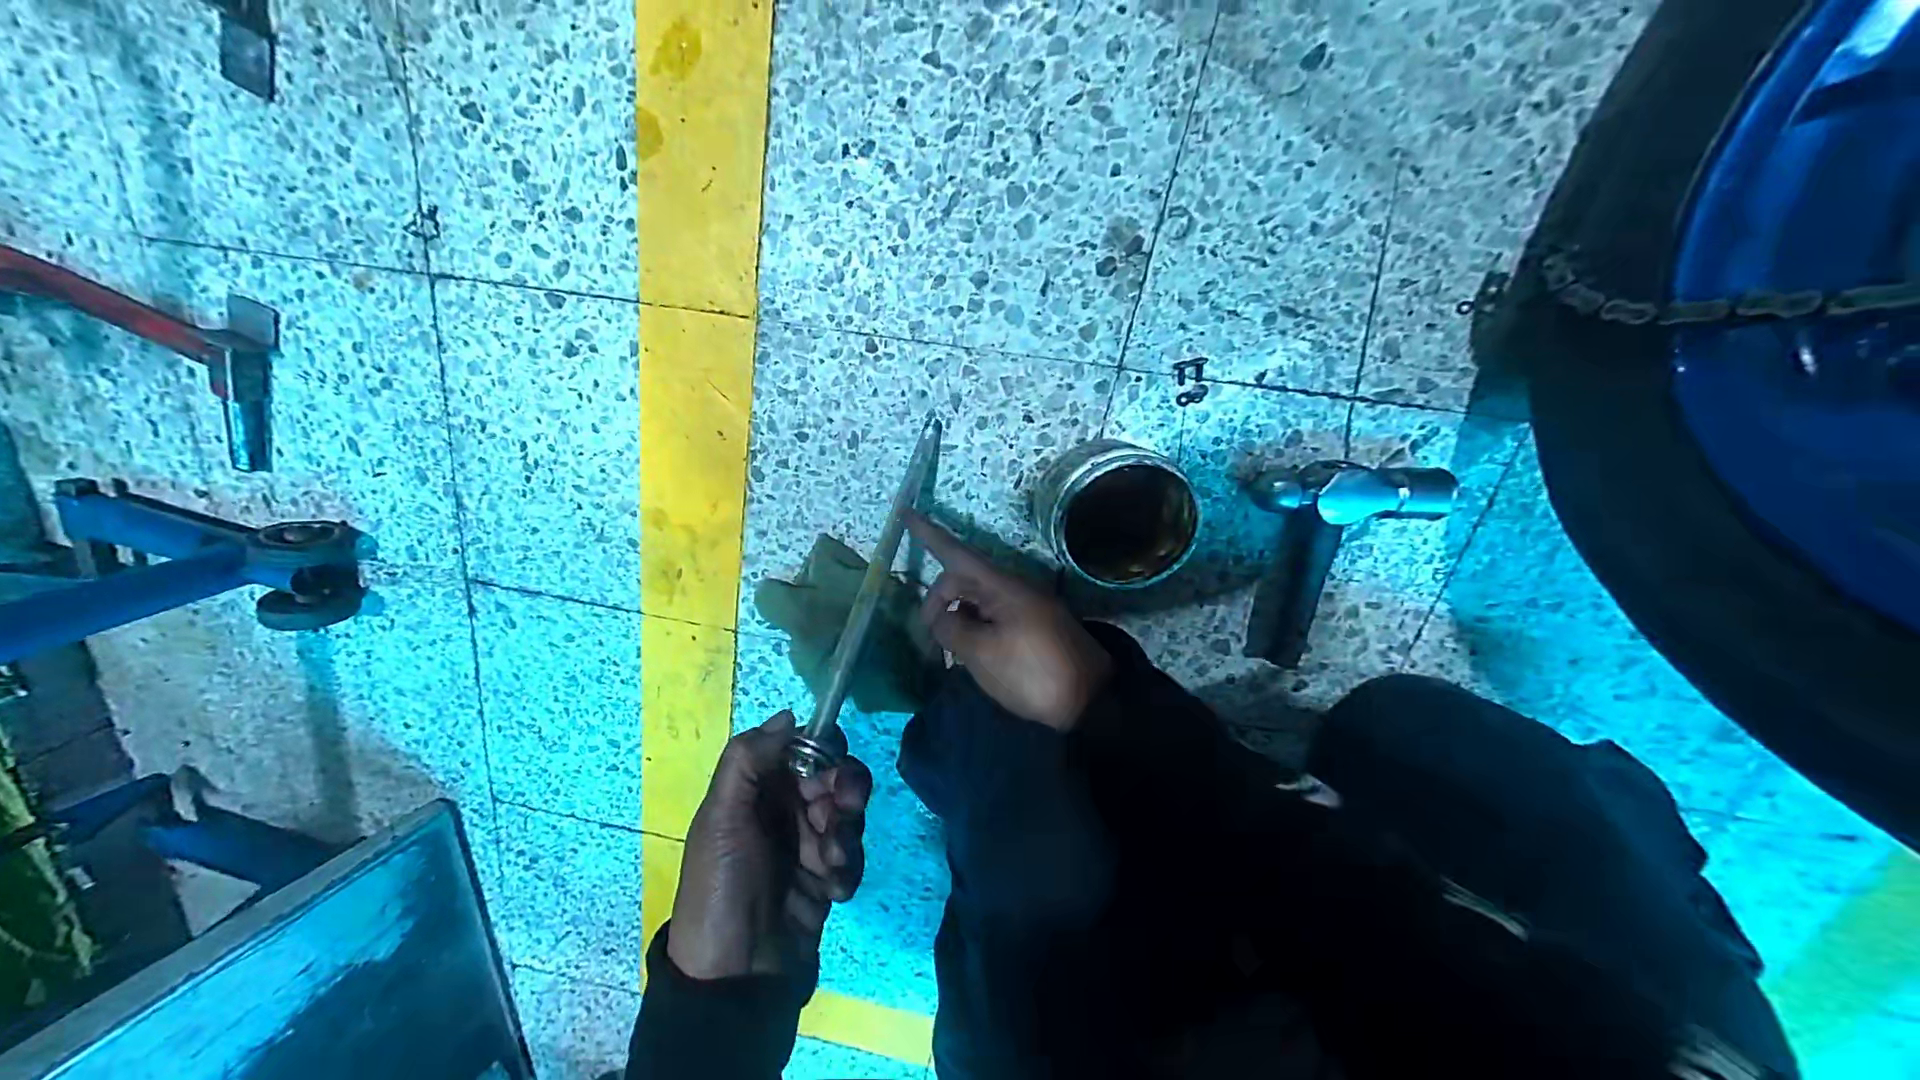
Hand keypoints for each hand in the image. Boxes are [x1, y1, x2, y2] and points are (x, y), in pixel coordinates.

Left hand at [668, 711, 871, 979]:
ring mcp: (811, 843)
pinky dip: (846, 870)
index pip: (806, 748)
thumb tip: (790, 715)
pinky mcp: (829, 877)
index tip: (828, 769)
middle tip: (842, 810)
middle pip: (837, 776)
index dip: (825, 751)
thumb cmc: (721, 885)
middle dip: (846, 791)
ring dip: (846, 835)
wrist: (734, 974)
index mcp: (760, 789)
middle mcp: (788, 809)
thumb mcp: (720, 817)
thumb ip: (748, 759)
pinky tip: (829, 892)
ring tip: (828, 864)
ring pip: (850, 815)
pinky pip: (853, 857)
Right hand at [906, 511, 1113, 730]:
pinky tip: (969, 650)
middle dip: (939, 599)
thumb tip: (941, 616)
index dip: (928, 533)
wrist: (1091, 701)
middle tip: (929, 636)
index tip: (905, 512)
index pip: (956, 553)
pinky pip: (993, 614)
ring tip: (947, 649)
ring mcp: (1027, 606)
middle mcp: (1015, 588)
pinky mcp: (1034, 625)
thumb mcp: (982, 653)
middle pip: (964, 578)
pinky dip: (975, 626)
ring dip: (957, 616)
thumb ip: (952, 628)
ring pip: (978, 599)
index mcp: (1002, 586)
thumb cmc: (1032, 673)